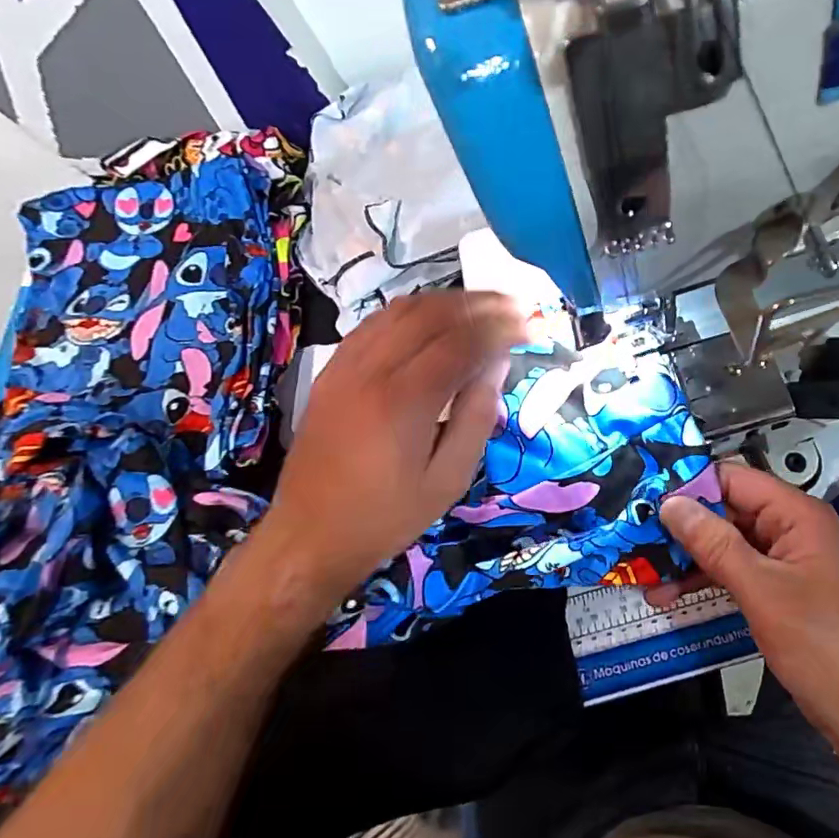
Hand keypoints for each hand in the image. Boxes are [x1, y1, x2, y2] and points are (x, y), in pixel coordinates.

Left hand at [255, 291, 524, 604]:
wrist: (309, 536)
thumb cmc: (386, 517)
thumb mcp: (448, 480)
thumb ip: (477, 417)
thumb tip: (496, 365)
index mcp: (404, 401)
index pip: (461, 342)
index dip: (500, 328)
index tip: (529, 326)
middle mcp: (372, 371)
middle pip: (432, 314)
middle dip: (479, 304)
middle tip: (513, 306)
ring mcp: (346, 366)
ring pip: (401, 310)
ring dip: (446, 301)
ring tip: (481, 306)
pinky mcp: (332, 370)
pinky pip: (375, 323)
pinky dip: (411, 311)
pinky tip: (432, 319)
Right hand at [649, 463, 838, 788]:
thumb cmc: (819, 644)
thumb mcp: (760, 590)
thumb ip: (714, 543)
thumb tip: (671, 503)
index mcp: (797, 514)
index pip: (735, 479)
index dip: (691, 485)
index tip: (648, 496)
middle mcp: (792, 527)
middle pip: (729, 509)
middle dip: (685, 524)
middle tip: (637, 534)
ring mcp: (787, 558)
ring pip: (729, 541)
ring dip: (690, 556)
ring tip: (645, 570)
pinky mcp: (781, 587)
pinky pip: (738, 569)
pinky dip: (708, 578)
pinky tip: (671, 593)